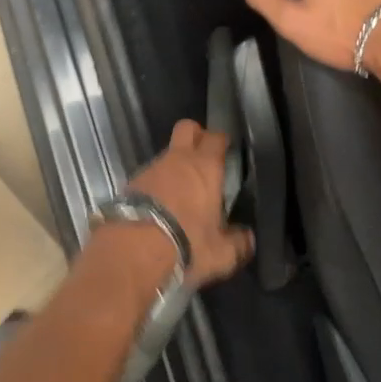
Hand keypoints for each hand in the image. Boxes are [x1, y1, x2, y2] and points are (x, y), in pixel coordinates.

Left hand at [126, 120, 253, 287]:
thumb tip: (248, 239)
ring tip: (181, 191)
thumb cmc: (187, 244)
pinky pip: (150, 174)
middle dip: (195, 135)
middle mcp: (178, 159)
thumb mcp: (221, 253)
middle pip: (186, 128)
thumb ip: (238, 243)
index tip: (227, 149)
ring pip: (167, 153)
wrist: (134, 249)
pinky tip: (160, 206)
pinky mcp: (132, 182)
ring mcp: (152, 167)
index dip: (222, 140)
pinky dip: (157, 183)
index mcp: (206, 168)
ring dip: (175, 165)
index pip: (216, 138)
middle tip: (203, 155)